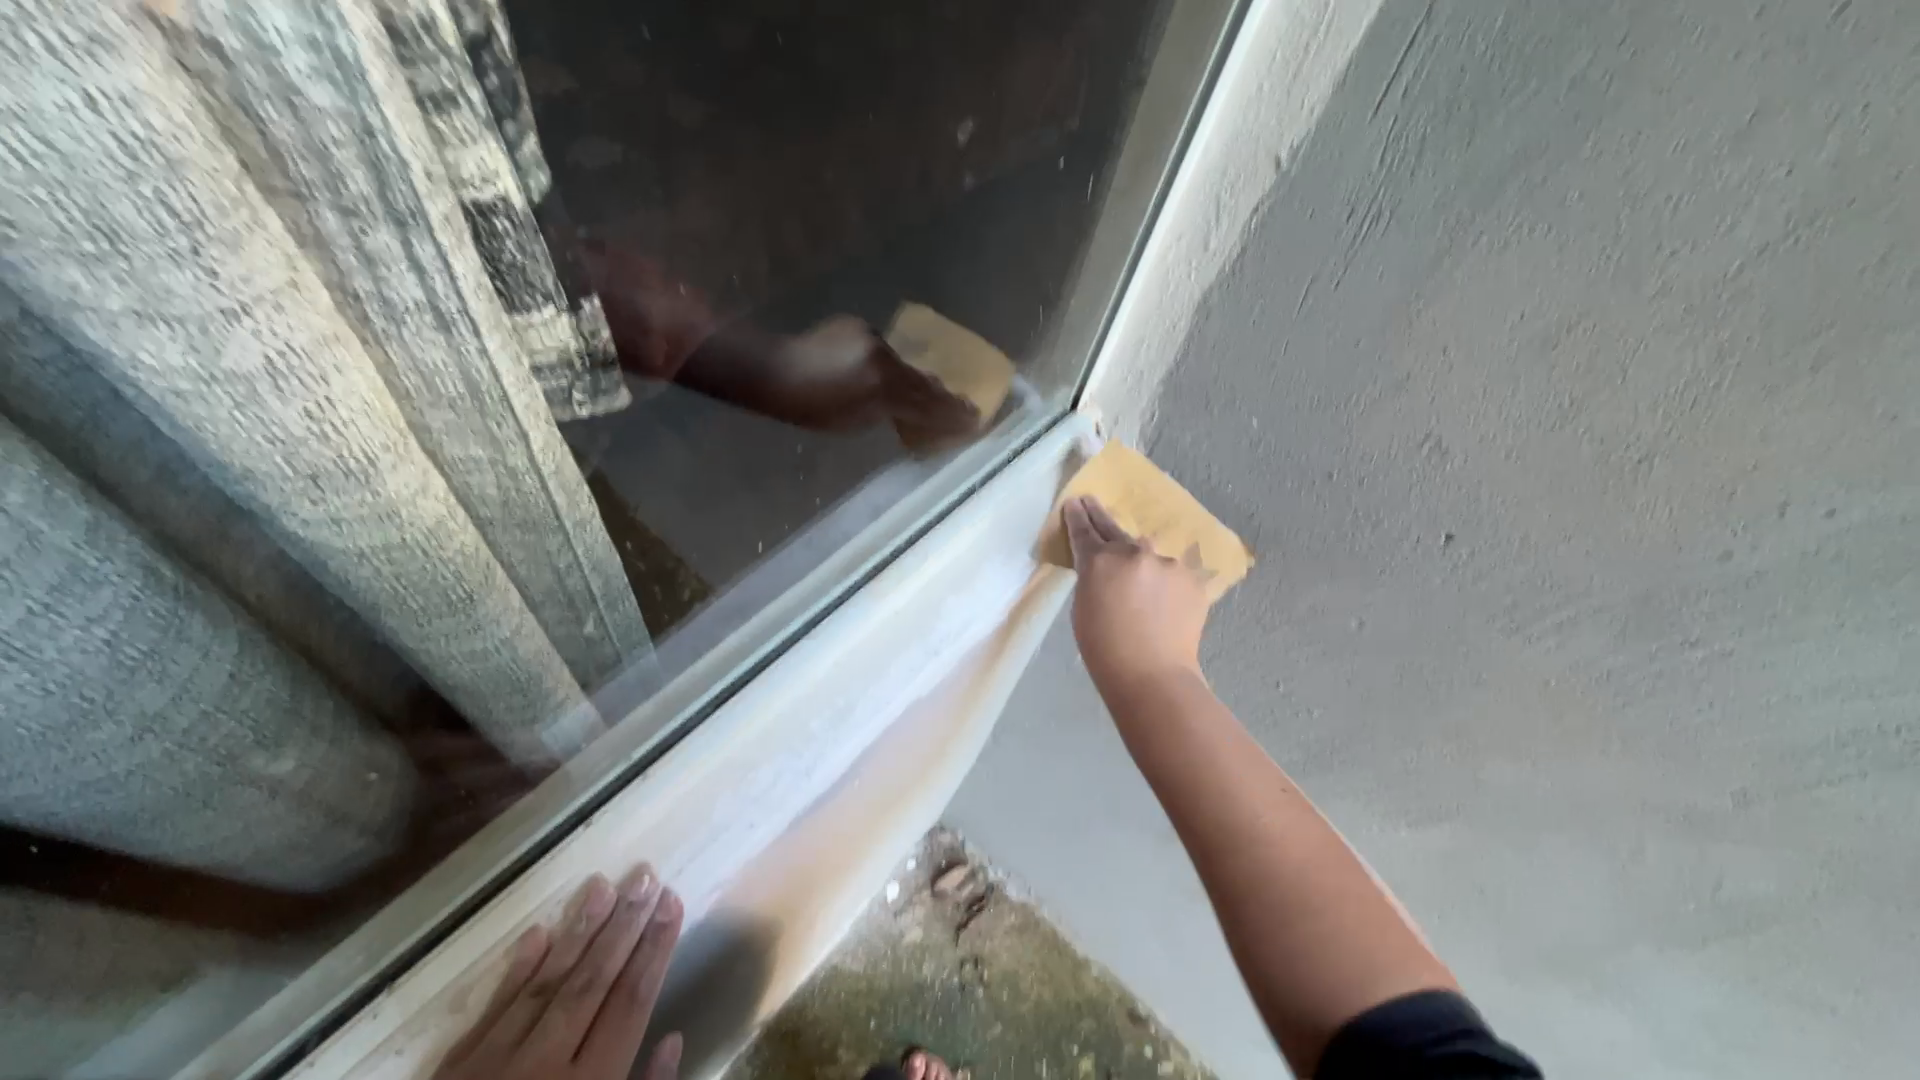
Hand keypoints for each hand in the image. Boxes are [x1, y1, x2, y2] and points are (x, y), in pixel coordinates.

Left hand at [433, 867, 683, 1079]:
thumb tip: (671, 1039)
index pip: (632, 1002)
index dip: (655, 949)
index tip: (671, 901)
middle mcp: (544, 1066)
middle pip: (593, 982)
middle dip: (624, 926)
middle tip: (645, 875)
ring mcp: (494, 1064)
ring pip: (546, 983)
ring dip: (578, 932)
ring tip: (602, 885)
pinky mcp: (454, 1071)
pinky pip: (493, 1009)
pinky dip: (517, 971)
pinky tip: (539, 933)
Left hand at [781, 316, 980, 439]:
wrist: (774, 372)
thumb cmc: (809, 407)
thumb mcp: (853, 422)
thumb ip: (888, 412)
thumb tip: (910, 408)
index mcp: (883, 384)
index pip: (928, 400)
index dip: (953, 411)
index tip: (975, 417)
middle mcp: (883, 356)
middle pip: (922, 378)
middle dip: (942, 394)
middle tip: (962, 405)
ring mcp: (871, 339)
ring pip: (903, 363)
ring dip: (913, 379)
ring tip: (928, 391)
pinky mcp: (857, 328)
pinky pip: (882, 350)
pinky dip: (887, 365)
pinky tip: (882, 373)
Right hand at [1063, 496, 1210, 692]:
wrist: (1152, 674)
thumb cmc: (1104, 649)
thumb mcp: (1083, 607)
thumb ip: (1094, 579)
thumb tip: (1108, 570)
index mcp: (1099, 560)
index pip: (1084, 531)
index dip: (1077, 517)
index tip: (1075, 503)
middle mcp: (1133, 552)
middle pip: (1114, 529)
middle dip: (1099, 515)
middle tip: (1092, 502)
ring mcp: (1166, 563)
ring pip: (1149, 557)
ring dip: (1141, 564)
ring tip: (1140, 589)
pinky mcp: (1191, 578)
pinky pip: (1172, 576)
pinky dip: (1166, 585)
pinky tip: (1163, 607)